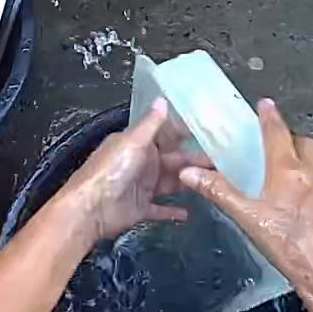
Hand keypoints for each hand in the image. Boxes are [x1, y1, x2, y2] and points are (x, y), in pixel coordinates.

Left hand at [55, 100, 199, 245]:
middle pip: (173, 160)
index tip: (210, 133)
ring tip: (213, 182)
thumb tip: (162, 98)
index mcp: (138, 144)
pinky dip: (173, 211)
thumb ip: (150, 123)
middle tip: (221, 161)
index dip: (186, 134)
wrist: (90, 209)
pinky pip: (160, 209)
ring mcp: (141, 187)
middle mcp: (142, 163)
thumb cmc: (112, 170)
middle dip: (194, 160)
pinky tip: (189, 213)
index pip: (166, 136)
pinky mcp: (141, 209)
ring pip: (171, 182)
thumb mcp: (133, 142)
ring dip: (188, 182)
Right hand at [178, 100, 312, 311]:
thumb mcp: (248, 219)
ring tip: (305, 175)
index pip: (276, 134)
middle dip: (294, 141)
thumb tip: (190, 172)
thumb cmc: (290, 246)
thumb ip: (220, 192)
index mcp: (288, 171)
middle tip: (282, 147)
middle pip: (306, 144)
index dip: (269, 117)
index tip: (266, 105)